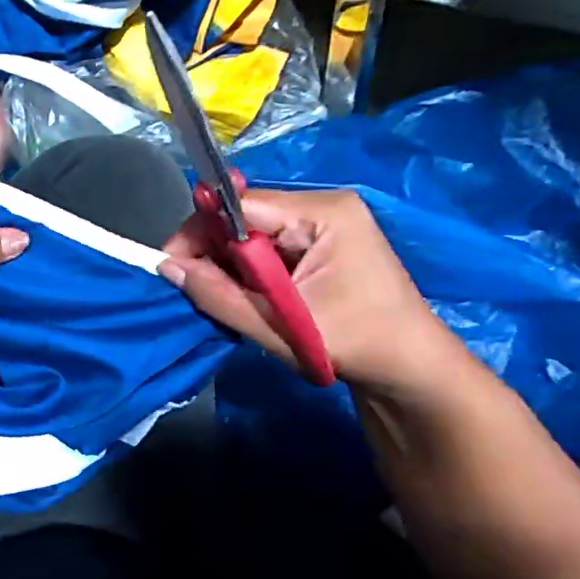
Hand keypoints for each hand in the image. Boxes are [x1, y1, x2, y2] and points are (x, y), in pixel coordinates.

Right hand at [157, 188, 466, 395]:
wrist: (413, 373)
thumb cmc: (357, 345)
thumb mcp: (279, 325)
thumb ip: (219, 296)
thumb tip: (166, 267)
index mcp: (322, 213)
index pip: (238, 205)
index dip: (198, 232)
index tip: (171, 267)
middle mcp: (320, 206)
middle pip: (240, 217)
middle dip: (211, 253)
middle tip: (195, 291)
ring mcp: (320, 223)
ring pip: (247, 234)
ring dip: (227, 266)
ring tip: (222, 299)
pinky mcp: (316, 243)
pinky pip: (262, 247)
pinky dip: (244, 272)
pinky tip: (244, 297)